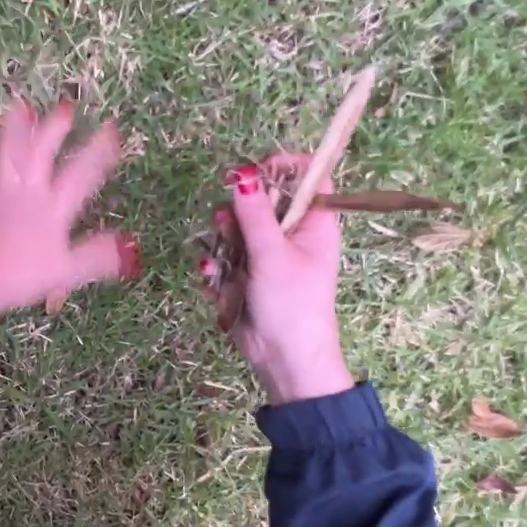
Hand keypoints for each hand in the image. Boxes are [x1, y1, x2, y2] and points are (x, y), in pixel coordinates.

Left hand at [0, 99, 138, 316]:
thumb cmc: (22, 277)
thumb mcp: (67, 272)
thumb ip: (97, 256)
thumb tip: (130, 245)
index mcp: (53, 210)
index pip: (80, 175)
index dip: (97, 152)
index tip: (111, 128)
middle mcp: (27, 195)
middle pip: (42, 155)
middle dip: (55, 130)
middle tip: (65, 108)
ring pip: (8, 155)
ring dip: (15, 129)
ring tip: (19, 105)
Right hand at [224, 154, 353, 404]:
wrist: (283, 358)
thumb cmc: (292, 304)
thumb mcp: (272, 255)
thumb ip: (254, 214)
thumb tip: (241, 173)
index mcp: (313, 223)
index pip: (307, 177)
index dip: (281, 168)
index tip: (252, 172)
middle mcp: (291, 234)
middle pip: (260, 200)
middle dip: (236, 212)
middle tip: (225, 222)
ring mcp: (266, 255)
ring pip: (235, 229)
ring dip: (220, 243)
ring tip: (218, 260)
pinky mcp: (244, 275)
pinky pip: (223, 258)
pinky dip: (215, 268)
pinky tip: (212, 280)